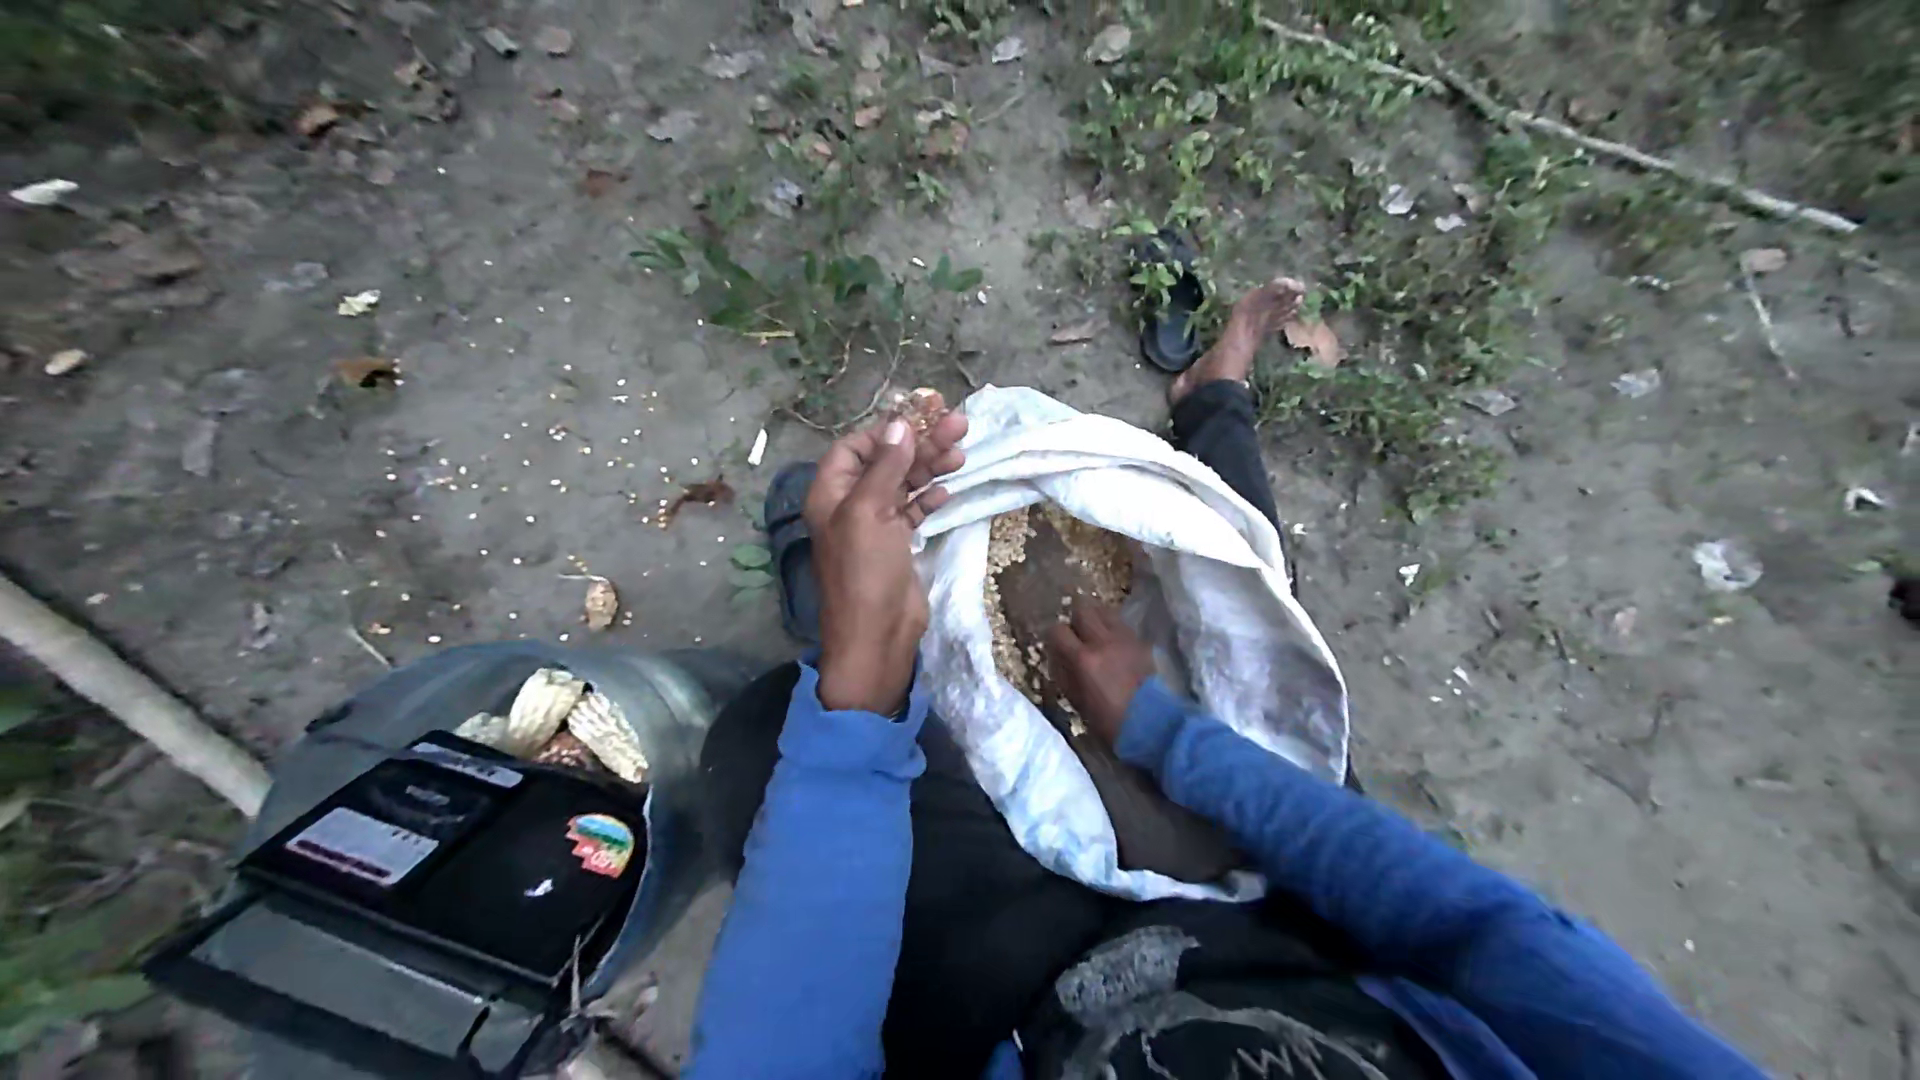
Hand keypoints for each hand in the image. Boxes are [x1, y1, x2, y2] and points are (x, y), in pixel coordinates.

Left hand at [808, 406, 967, 713]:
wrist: (876, 634)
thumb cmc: (864, 571)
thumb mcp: (869, 513)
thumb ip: (885, 467)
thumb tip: (899, 425)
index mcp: (831, 493)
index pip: (854, 447)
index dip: (885, 432)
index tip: (920, 421)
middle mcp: (850, 504)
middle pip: (886, 462)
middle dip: (920, 444)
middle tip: (959, 426)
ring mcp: (875, 524)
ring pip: (904, 484)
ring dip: (931, 468)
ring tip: (962, 453)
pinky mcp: (897, 543)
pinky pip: (913, 510)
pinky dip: (929, 498)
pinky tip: (948, 490)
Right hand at [1046, 601, 1155, 745]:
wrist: (1152, 724)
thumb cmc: (1109, 720)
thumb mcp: (1077, 700)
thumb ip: (1063, 673)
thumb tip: (1057, 655)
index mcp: (1083, 659)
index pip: (1058, 630)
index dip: (1054, 635)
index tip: (1056, 643)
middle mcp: (1102, 642)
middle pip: (1083, 609)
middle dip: (1075, 618)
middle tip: (1076, 632)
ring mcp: (1124, 639)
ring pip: (1105, 610)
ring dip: (1096, 617)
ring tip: (1095, 631)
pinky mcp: (1141, 642)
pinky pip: (1122, 624)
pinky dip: (1113, 627)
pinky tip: (1114, 643)